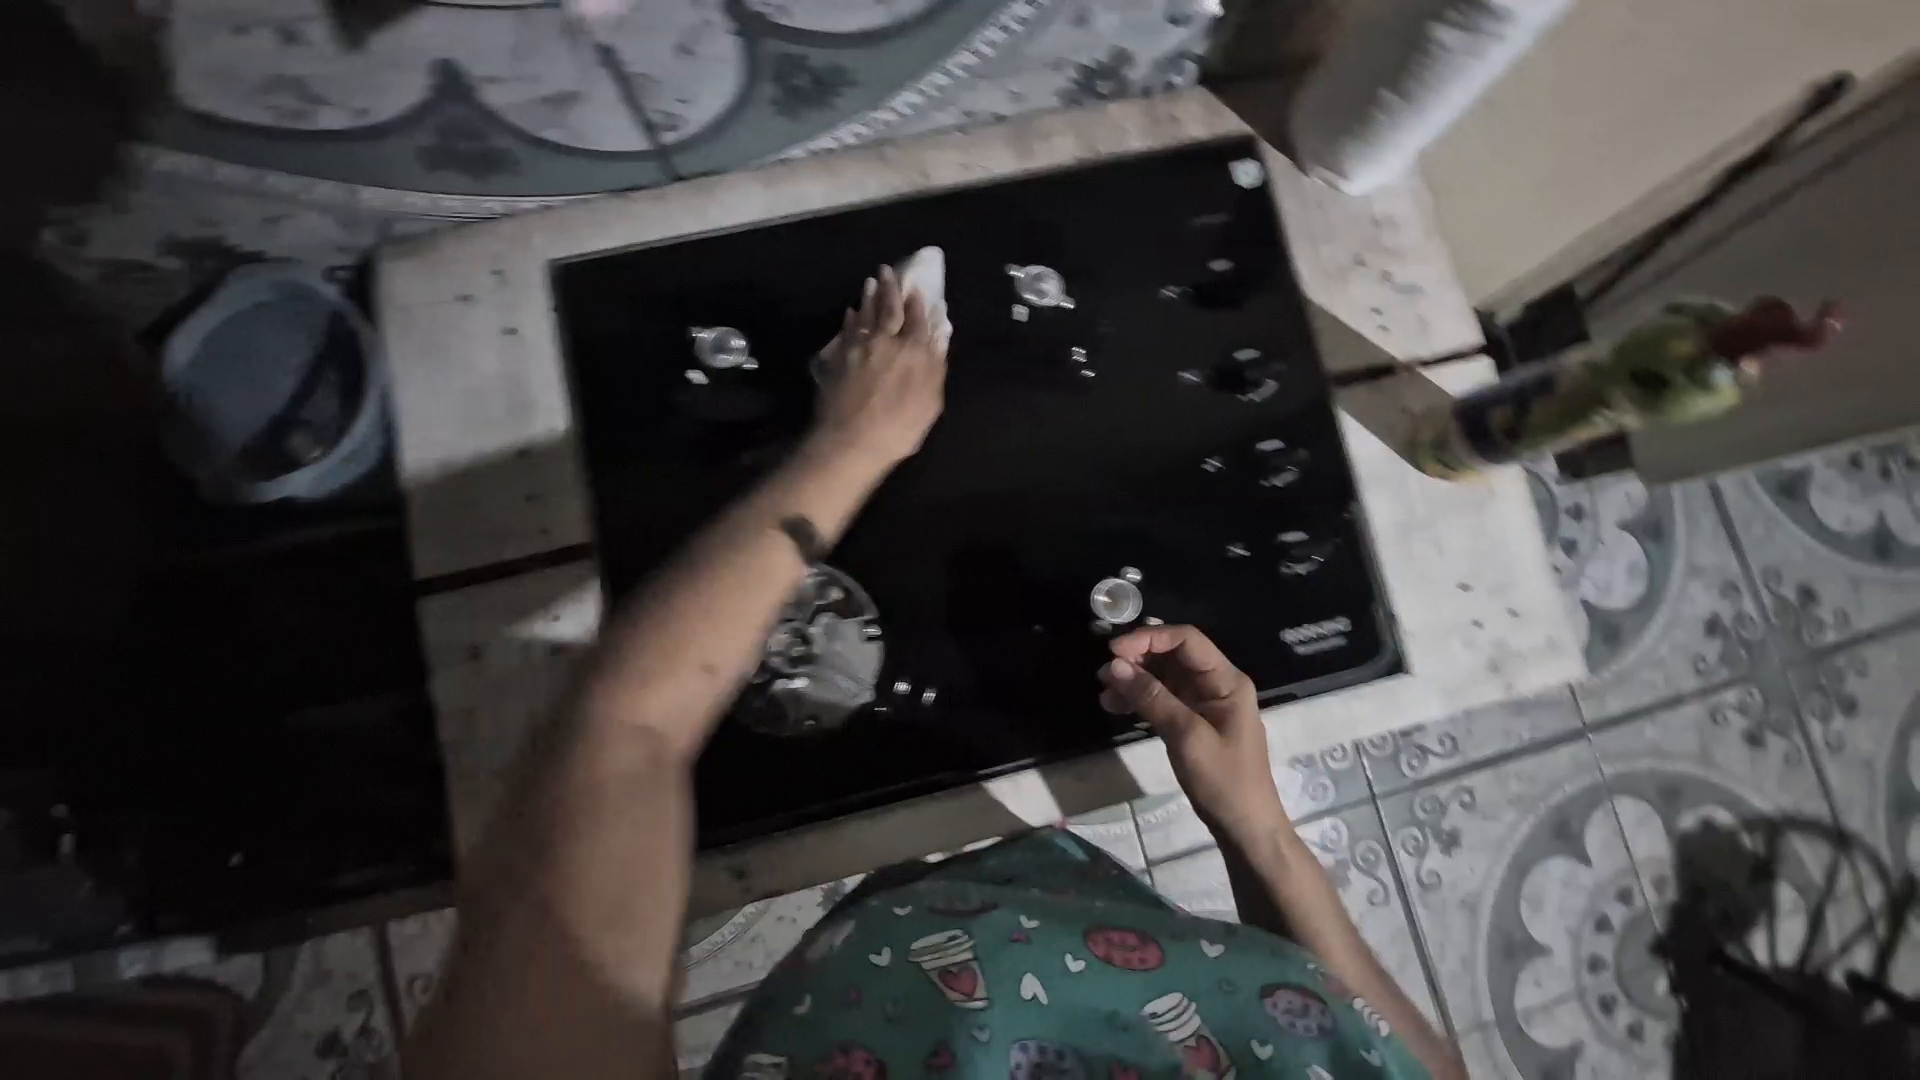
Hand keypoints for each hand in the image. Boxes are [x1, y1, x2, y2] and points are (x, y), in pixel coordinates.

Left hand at [810, 265, 947, 467]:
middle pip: (888, 309)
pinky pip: (845, 332)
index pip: (917, 320)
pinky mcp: (837, 359)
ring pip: (864, 315)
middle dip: (891, 288)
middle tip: (888, 270)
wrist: (851, 441)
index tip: (916, 288)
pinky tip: (850, 312)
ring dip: (868, 297)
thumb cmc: (898, 429)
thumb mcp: (930, 403)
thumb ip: (935, 370)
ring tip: (870, 282)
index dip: (918, 304)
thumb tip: (938, 341)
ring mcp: (858, 348)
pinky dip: (850, 319)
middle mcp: (885, 342)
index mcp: (912, 352)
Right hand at [1098, 624, 1286, 845]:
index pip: (1186, 640)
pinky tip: (1114, 706)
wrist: (1244, 828)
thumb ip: (1152, 698)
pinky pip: (1161, 698)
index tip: (1115, 652)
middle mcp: (1215, 684)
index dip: (1149, 639)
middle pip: (1172, 655)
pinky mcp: (1191, 721)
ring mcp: (1203, 703)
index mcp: (1226, 680)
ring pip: (1163, 676)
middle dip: (1137, 658)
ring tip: (1104, 691)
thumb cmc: (1224, 780)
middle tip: (1104, 672)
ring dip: (1133, 679)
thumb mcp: (1186, 736)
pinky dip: (1138, 699)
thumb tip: (1115, 666)